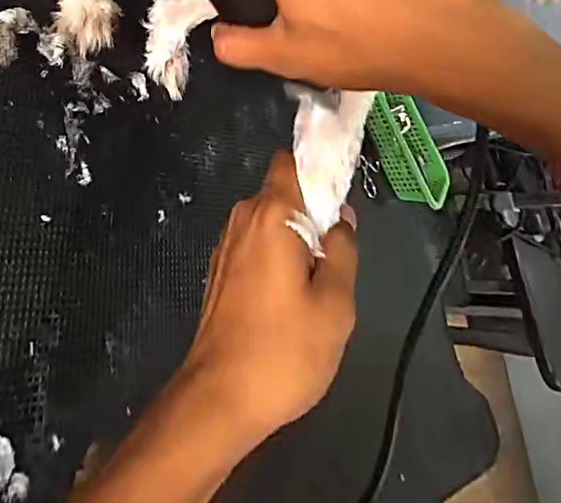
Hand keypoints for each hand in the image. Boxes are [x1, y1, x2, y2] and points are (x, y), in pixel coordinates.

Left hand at [179, 149, 357, 438]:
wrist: (218, 399)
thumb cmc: (282, 352)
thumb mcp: (335, 305)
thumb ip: (343, 252)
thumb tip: (341, 221)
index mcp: (273, 215)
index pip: (293, 161)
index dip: (320, 170)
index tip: (340, 198)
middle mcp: (244, 218)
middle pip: (284, 192)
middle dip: (312, 214)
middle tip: (333, 259)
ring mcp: (227, 244)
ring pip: (271, 221)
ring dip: (294, 240)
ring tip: (312, 289)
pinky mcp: (219, 270)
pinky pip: (256, 245)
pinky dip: (275, 258)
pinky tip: (286, 303)